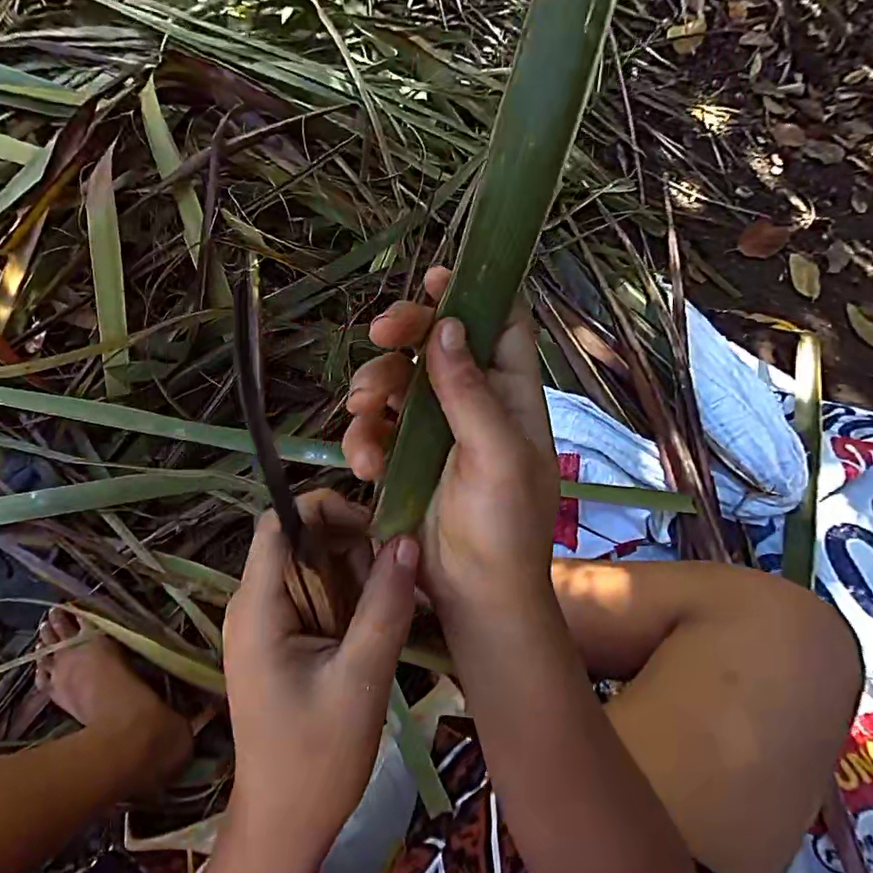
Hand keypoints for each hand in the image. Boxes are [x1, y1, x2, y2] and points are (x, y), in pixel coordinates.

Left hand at [222, 491, 419, 864]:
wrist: (286, 824)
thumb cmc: (317, 758)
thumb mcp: (361, 679)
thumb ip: (384, 607)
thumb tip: (408, 542)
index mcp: (258, 609)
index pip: (278, 523)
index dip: (324, 508)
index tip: (374, 528)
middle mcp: (254, 607)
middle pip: (300, 542)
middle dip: (349, 549)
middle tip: (392, 586)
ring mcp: (267, 626)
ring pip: (314, 569)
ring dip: (355, 577)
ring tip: (388, 614)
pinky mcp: (284, 643)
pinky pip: (318, 598)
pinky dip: (350, 601)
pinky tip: (376, 629)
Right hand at [342, 266, 558, 621]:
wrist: (474, 594)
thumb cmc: (504, 526)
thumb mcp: (498, 455)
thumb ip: (470, 392)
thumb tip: (449, 325)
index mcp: (509, 395)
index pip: (500, 325)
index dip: (472, 294)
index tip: (436, 278)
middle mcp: (472, 404)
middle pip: (436, 343)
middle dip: (405, 332)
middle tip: (379, 333)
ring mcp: (433, 431)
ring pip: (396, 381)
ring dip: (373, 386)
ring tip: (363, 409)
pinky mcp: (401, 459)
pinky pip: (374, 428)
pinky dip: (363, 438)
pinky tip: (366, 463)